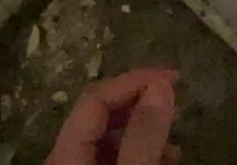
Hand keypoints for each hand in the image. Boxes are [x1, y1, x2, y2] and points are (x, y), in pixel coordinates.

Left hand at [44, 68, 180, 164]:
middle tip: (175, 105)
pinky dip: (134, 151)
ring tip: (172, 143)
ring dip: (141, 130)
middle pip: (100, 115)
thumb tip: (161, 85)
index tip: (174, 79)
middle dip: (141, 103)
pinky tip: (158, 159)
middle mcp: (61, 158)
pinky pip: (106, 158)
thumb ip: (142, 136)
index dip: (136, 80)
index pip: (97, 96)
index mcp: (63, 154)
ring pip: (105, 138)